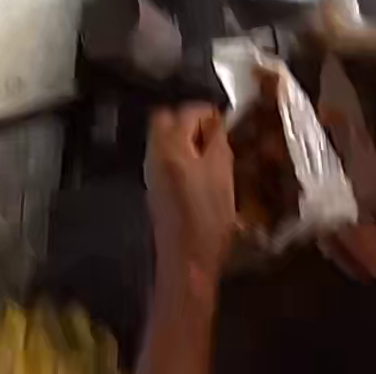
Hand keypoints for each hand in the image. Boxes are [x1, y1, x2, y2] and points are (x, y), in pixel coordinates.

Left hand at [145, 104, 236, 279]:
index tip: (224, 121)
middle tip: (211, 130)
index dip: (208, 112)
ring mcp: (152, 171)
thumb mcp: (223, 171)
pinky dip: (180, 152)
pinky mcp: (154, 186)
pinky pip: (164, 154)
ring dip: (184, 136)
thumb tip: (217, 122)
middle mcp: (155, 154)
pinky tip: (199, 168)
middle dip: (188, 119)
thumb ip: (218, 139)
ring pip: (163, 137)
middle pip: (165, 118)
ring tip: (209, 150)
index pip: (186, 111)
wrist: (187, 263)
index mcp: (172, 146)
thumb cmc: (208, 217)